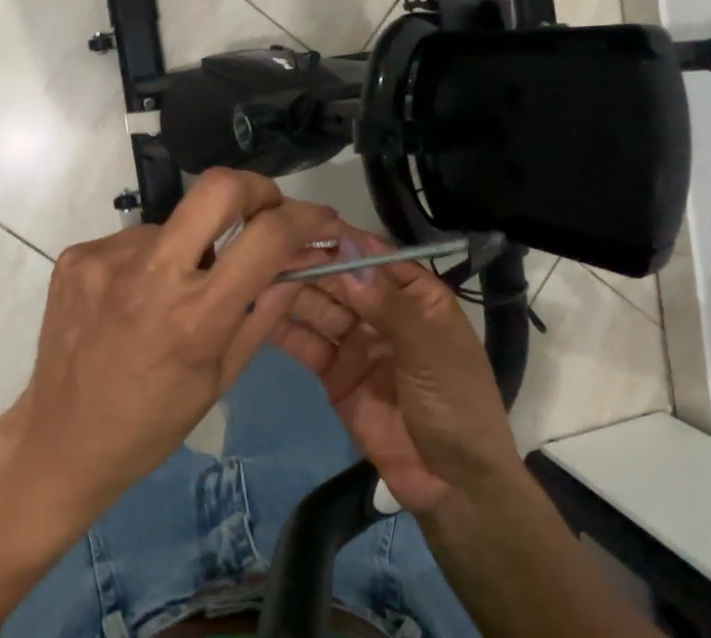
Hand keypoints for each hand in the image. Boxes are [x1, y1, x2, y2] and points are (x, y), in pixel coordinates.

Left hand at [0, 170, 337, 521]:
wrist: (60, 441)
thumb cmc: (151, 424)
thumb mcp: (220, 379)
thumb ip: (264, 313)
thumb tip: (298, 264)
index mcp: (196, 317)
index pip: (266, 236)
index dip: (305, 218)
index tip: (320, 220)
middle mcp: (151, 275)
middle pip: (218, 187)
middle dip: (256, 189)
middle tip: (264, 212)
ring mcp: (106, 259)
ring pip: (174, 221)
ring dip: (192, 244)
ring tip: (176, 291)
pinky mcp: (77, 256)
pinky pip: (134, 240)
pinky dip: (150, 259)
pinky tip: (137, 299)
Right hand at [271, 228, 522, 515]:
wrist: (453, 485)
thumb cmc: (457, 406)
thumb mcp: (429, 352)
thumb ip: (387, 305)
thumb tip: (348, 255)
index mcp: (418, 298)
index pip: (376, 258)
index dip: (342, 242)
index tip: (301, 224)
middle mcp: (384, 313)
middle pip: (341, 280)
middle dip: (309, 266)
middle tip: (266, 251)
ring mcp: (358, 344)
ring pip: (319, 308)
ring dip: (291, 293)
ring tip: (254, 277)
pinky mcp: (335, 375)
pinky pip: (307, 345)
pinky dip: (284, 330)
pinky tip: (256, 314)